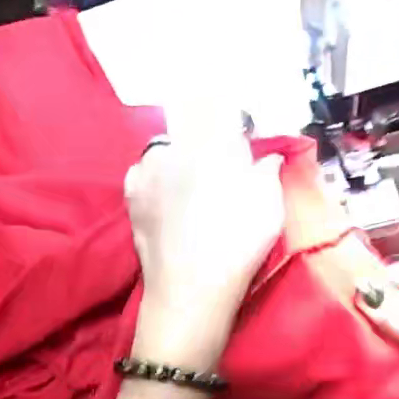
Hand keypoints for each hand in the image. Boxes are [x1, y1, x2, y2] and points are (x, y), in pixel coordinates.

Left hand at [124, 135, 283, 370]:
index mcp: (209, 139)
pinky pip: (145, 174)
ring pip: (164, 150)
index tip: (240, 133)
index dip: (234, 121)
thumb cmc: (236, 243)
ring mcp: (145, 170)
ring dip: (177, 158)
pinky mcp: (130, 196)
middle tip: (217, 165)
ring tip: (192, 186)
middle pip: (190, 128)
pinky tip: (168, 199)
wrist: (189, 289)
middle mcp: (172, 145)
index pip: (223, 109)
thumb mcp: (269, 203)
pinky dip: (156, 179)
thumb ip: (266, 170)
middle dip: (204, 139)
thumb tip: (265, 159)